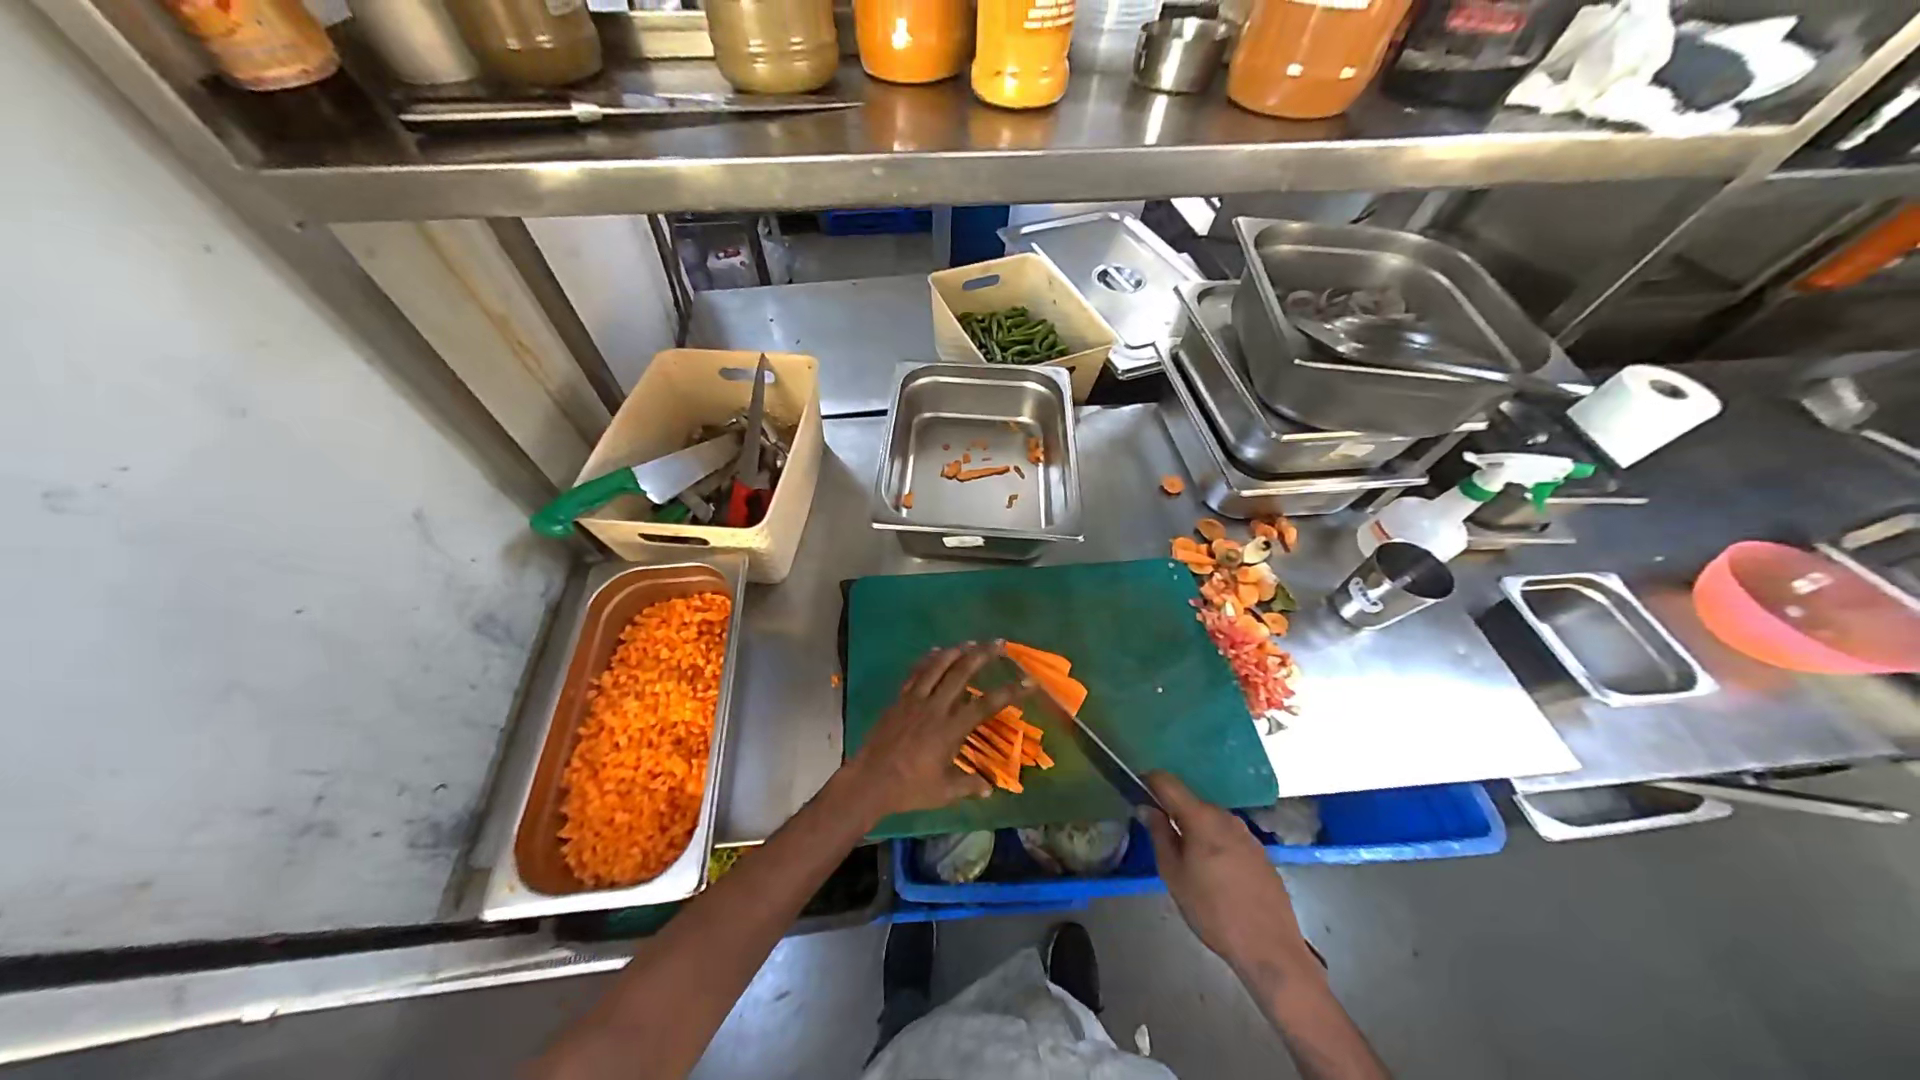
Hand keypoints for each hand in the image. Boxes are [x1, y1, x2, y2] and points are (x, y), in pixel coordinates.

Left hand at [844, 642, 1027, 819]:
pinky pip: (916, 673)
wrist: (869, 781)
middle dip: (982, 655)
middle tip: (999, 643)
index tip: (1028, 681)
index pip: (986, 705)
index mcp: (950, 729)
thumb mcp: (944, 792)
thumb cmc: (909, 788)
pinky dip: (928, 660)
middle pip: (961, 673)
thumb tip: (989, 789)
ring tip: (971, 642)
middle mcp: (935, 707)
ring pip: (937, 667)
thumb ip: (969, 786)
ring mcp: (914, 700)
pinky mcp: (899, 700)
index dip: (1010, 691)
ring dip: (956, 651)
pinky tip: (936, 651)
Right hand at [1140, 770, 1317, 981]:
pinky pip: (1228, 837)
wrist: (1269, 947)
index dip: (1149, 782)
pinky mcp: (1260, 852)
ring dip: (1195, 831)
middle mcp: (1226, 817)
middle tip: (1161, 843)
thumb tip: (1147, 808)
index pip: (1168, 782)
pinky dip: (1215, 844)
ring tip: (1188, 864)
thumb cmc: (1213, 911)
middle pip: (1190, 803)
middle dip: (1173, 814)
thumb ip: (1159, 835)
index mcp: (1202, 818)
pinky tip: (1215, 875)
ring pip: (1210, 821)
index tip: (1137, 794)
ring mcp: (1247, 834)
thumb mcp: (1174, 875)